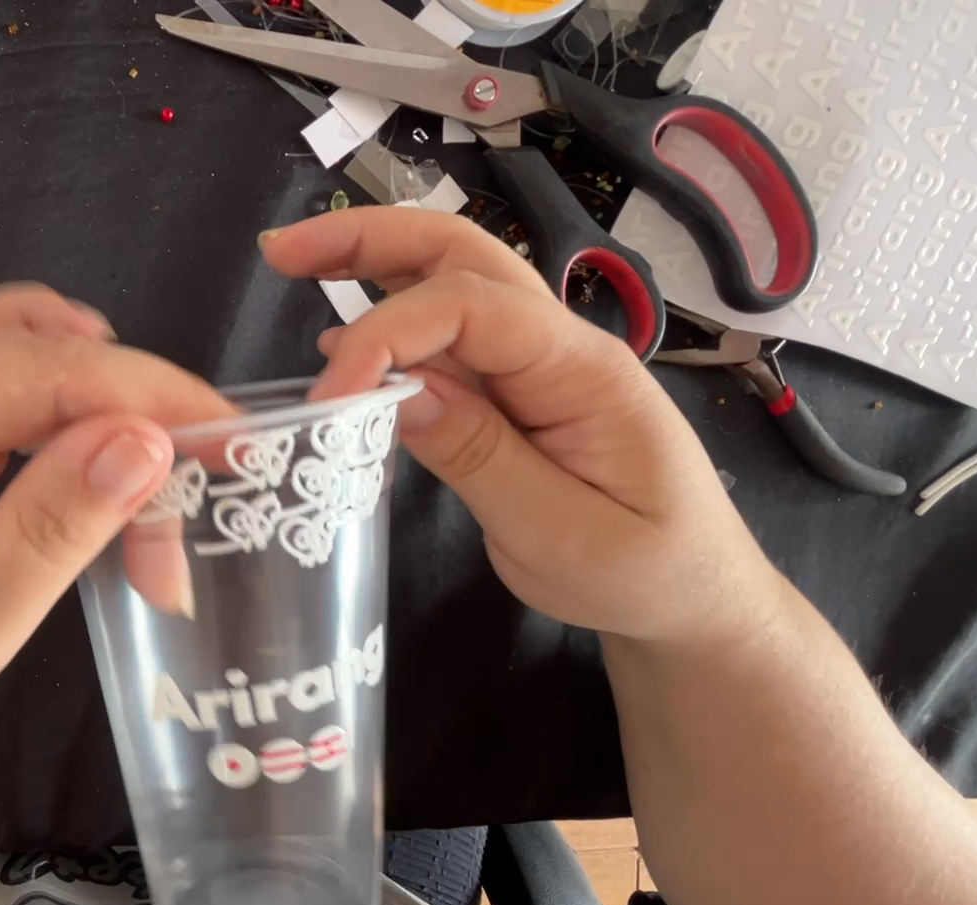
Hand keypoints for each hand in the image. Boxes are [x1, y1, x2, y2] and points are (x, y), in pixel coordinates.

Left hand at [0, 284, 233, 737]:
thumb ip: (48, 534)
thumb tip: (145, 443)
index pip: (43, 374)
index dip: (151, 400)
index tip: (237, 449)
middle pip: (56, 360)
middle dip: (142, 430)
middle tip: (187, 524)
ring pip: (54, 358)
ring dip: (120, 421)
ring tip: (148, 513)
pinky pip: (32, 369)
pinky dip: (88, 406)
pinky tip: (108, 450)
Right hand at [261, 207, 781, 644]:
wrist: (691, 595)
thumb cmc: (640, 572)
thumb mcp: (556, 532)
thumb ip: (479, 456)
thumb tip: (400, 392)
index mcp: (581, 369)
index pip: (469, 307)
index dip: (385, 335)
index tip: (329, 398)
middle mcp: (555, 347)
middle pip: (460, 255)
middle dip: (368, 237)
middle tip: (285, 249)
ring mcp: (530, 366)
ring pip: (447, 283)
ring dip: (369, 261)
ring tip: (295, 264)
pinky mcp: (508, 394)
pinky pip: (442, 343)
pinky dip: (383, 324)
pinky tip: (337, 339)